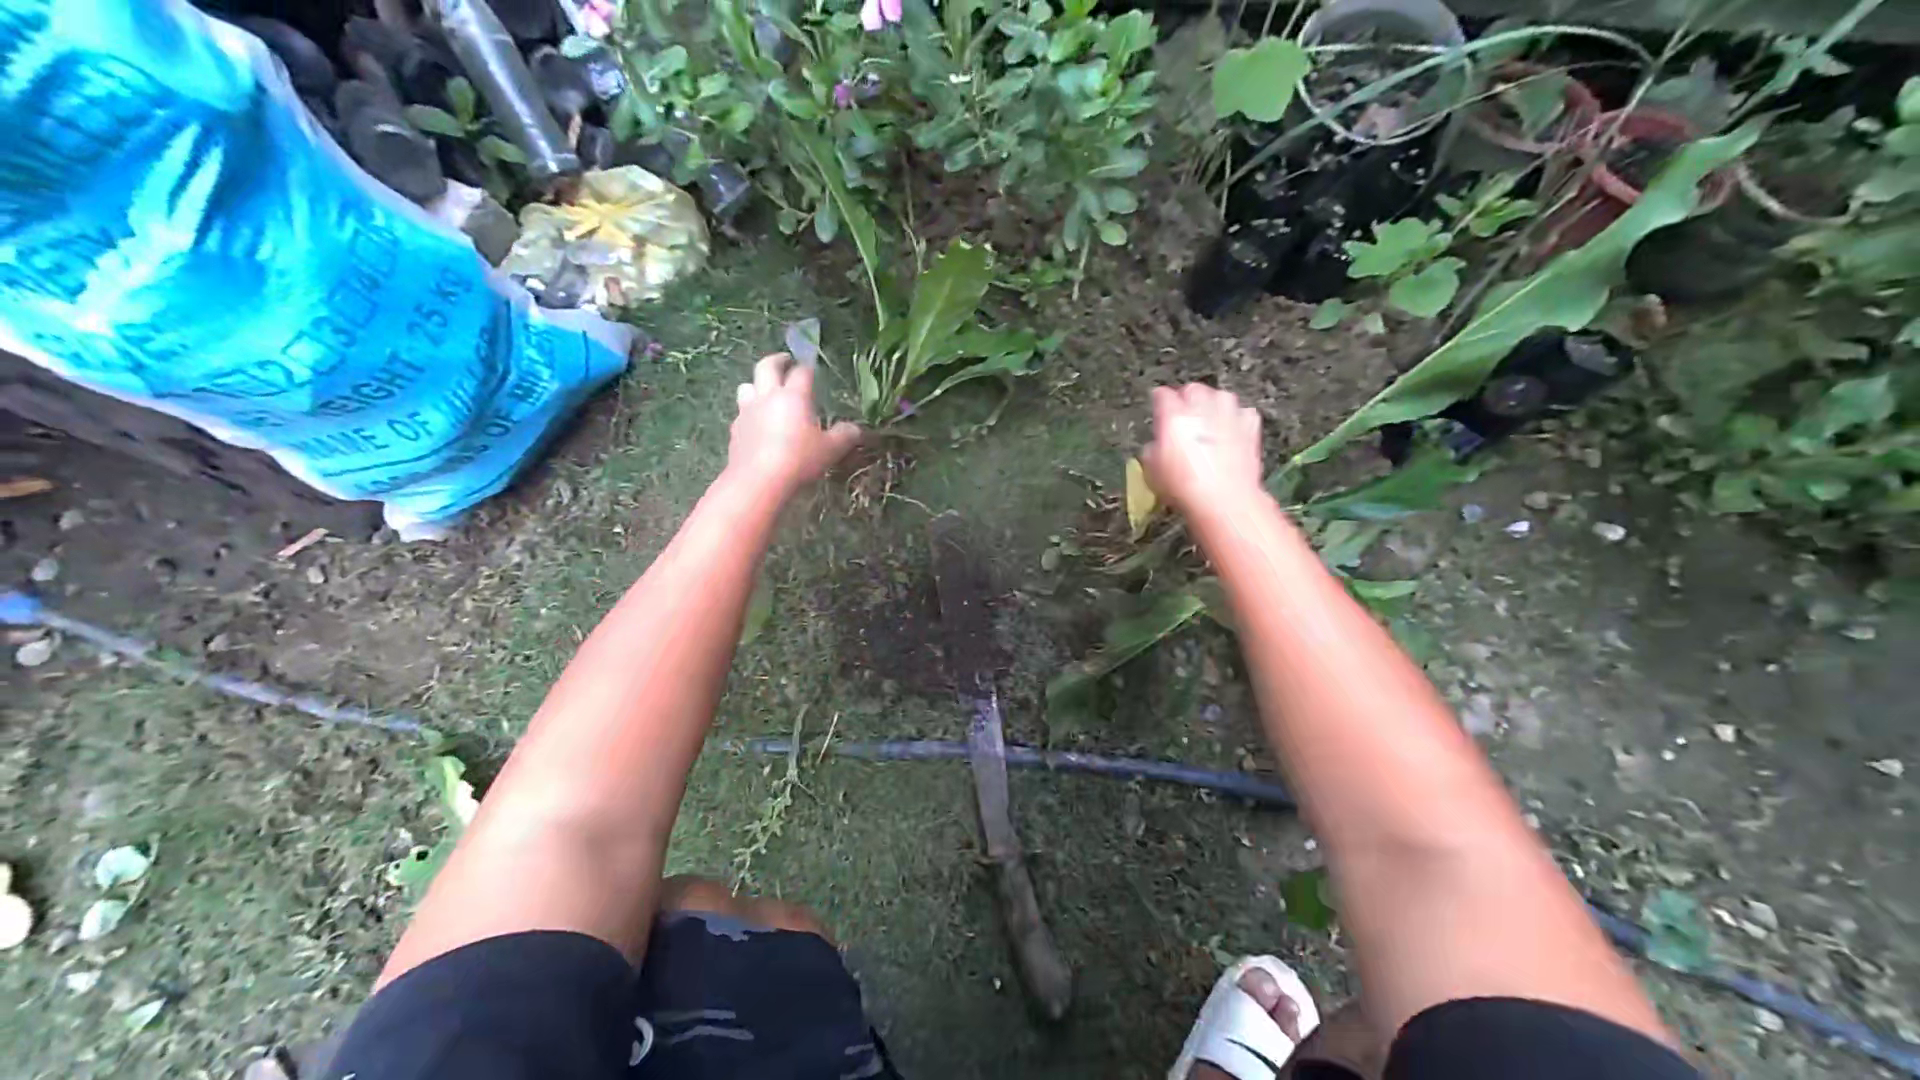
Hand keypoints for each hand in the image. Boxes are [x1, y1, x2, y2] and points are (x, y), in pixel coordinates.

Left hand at [728, 353, 861, 496]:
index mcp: (793, 396)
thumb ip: (844, 436)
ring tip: (765, 391)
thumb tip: (855, 429)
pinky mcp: (735, 430)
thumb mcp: (830, 450)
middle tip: (785, 361)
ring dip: (756, 384)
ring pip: (747, 386)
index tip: (813, 370)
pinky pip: (741, 413)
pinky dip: (749, 413)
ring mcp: (747, 412)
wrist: (758, 481)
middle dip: (777, 360)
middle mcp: (768, 397)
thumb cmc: (798, 460)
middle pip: (766, 366)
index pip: (802, 372)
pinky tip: (756, 424)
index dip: (808, 368)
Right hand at [1141, 383, 1265, 515]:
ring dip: (1213, 404)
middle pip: (1193, 389)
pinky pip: (1243, 413)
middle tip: (1183, 415)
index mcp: (1173, 415)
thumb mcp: (1152, 471)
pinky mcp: (1250, 427)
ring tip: (1208, 420)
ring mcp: (1229, 414)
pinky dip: (1237, 418)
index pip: (1162, 395)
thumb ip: (1152, 450)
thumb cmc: (1183, 487)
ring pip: (1220, 396)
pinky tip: (1231, 431)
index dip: (1158, 401)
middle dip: (1187, 398)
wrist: (1223, 498)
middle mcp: (1201, 408)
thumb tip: (1157, 445)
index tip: (1158, 405)